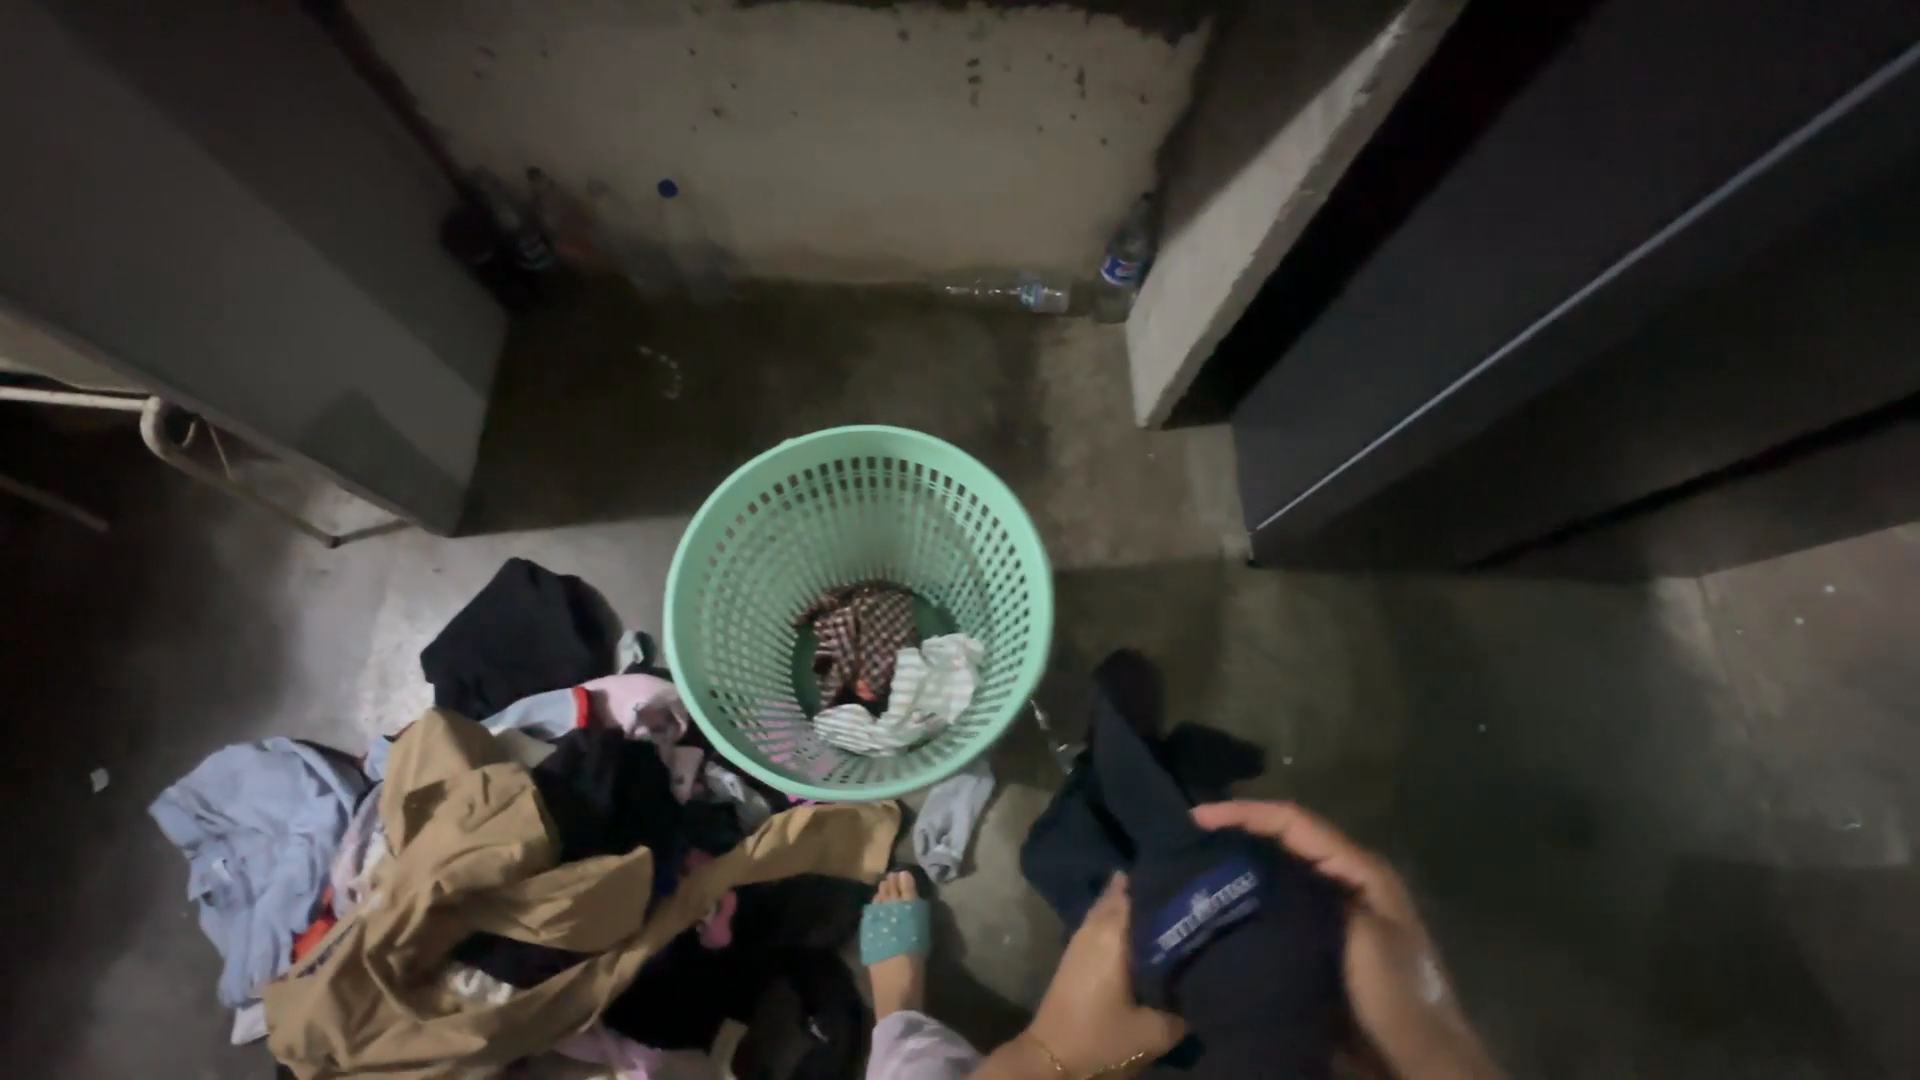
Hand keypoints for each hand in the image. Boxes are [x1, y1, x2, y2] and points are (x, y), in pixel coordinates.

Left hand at [1026, 872, 1186, 1075]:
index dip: (1157, 882)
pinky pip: (1100, 924)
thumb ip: (1179, 1013)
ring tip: (1162, 906)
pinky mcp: (1075, 955)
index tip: (1183, 875)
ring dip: (1129, 905)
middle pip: (1119, 895)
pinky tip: (1137, 934)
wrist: (1052, 1058)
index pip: (1134, 891)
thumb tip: (1200, 995)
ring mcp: (1080, 939)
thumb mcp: (1152, 1032)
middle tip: (1177, 887)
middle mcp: (1094, 926)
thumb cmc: (1101, 1038)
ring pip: (1107, 909)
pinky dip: (1118, 921)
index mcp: (1112, 933)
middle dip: (1144, 890)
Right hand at [1191, 801, 1501, 1079]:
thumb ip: (1319, 894)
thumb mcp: (1364, 937)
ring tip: (1196, 866)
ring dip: (1239, 862)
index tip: (1198, 818)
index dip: (1245, 813)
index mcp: (1358, 869)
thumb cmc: (1397, 995)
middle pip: (1282, 839)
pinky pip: (1275, 906)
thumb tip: (1256, 869)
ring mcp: (1330, 912)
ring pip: (1276, 870)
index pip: (1293, 822)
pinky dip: (1247, 897)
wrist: (1421, 1064)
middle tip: (1191, 837)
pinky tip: (1219, 906)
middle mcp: (1343, 881)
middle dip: (1237, 830)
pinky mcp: (1318, 941)